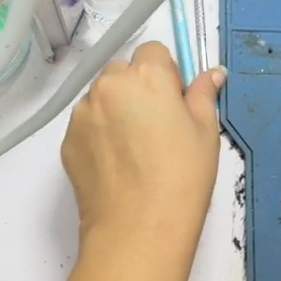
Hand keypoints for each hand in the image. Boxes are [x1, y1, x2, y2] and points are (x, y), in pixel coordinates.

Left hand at [61, 43, 225, 252]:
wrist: (137, 229)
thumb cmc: (181, 178)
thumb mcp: (205, 133)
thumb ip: (203, 94)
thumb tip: (212, 73)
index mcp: (146, 76)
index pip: (152, 52)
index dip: (165, 74)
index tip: (174, 102)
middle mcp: (108, 86)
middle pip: (122, 72)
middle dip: (137, 89)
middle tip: (155, 127)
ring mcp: (82, 113)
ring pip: (101, 98)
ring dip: (115, 110)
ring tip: (134, 151)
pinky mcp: (67, 140)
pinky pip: (86, 125)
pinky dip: (99, 135)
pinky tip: (117, 165)